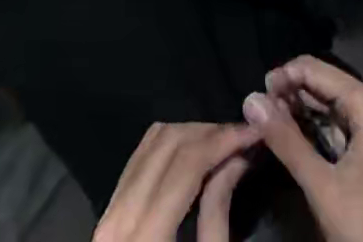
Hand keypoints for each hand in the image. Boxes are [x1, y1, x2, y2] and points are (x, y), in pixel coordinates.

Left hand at [94, 122, 258, 241]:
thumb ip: (218, 210)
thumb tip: (238, 155)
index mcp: (144, 238)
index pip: (187, 162)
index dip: (224, 138)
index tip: (257, 130)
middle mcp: (117, 218)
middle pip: (168, 142)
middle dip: (210, 132)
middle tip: (244, 136)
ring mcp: (106, 215)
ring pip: (151, 143)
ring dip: (191, 135)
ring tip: (224, 144)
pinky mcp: (106, 216)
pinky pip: (139, 160)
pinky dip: (171, 148)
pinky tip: (197, 156)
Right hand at [244, 56, 362, 241]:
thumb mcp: (323, 185)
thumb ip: (287, 142)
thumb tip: (251, 101)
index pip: (314, 69)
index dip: (281, 77)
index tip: (251, 99)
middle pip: (318, 84)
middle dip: (285, 94)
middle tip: (252, 112)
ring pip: (322, 106)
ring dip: (293, 112)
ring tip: (260, 122)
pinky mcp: (361, 150)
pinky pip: (329, 127)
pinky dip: (306, 130)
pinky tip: (284, 136)